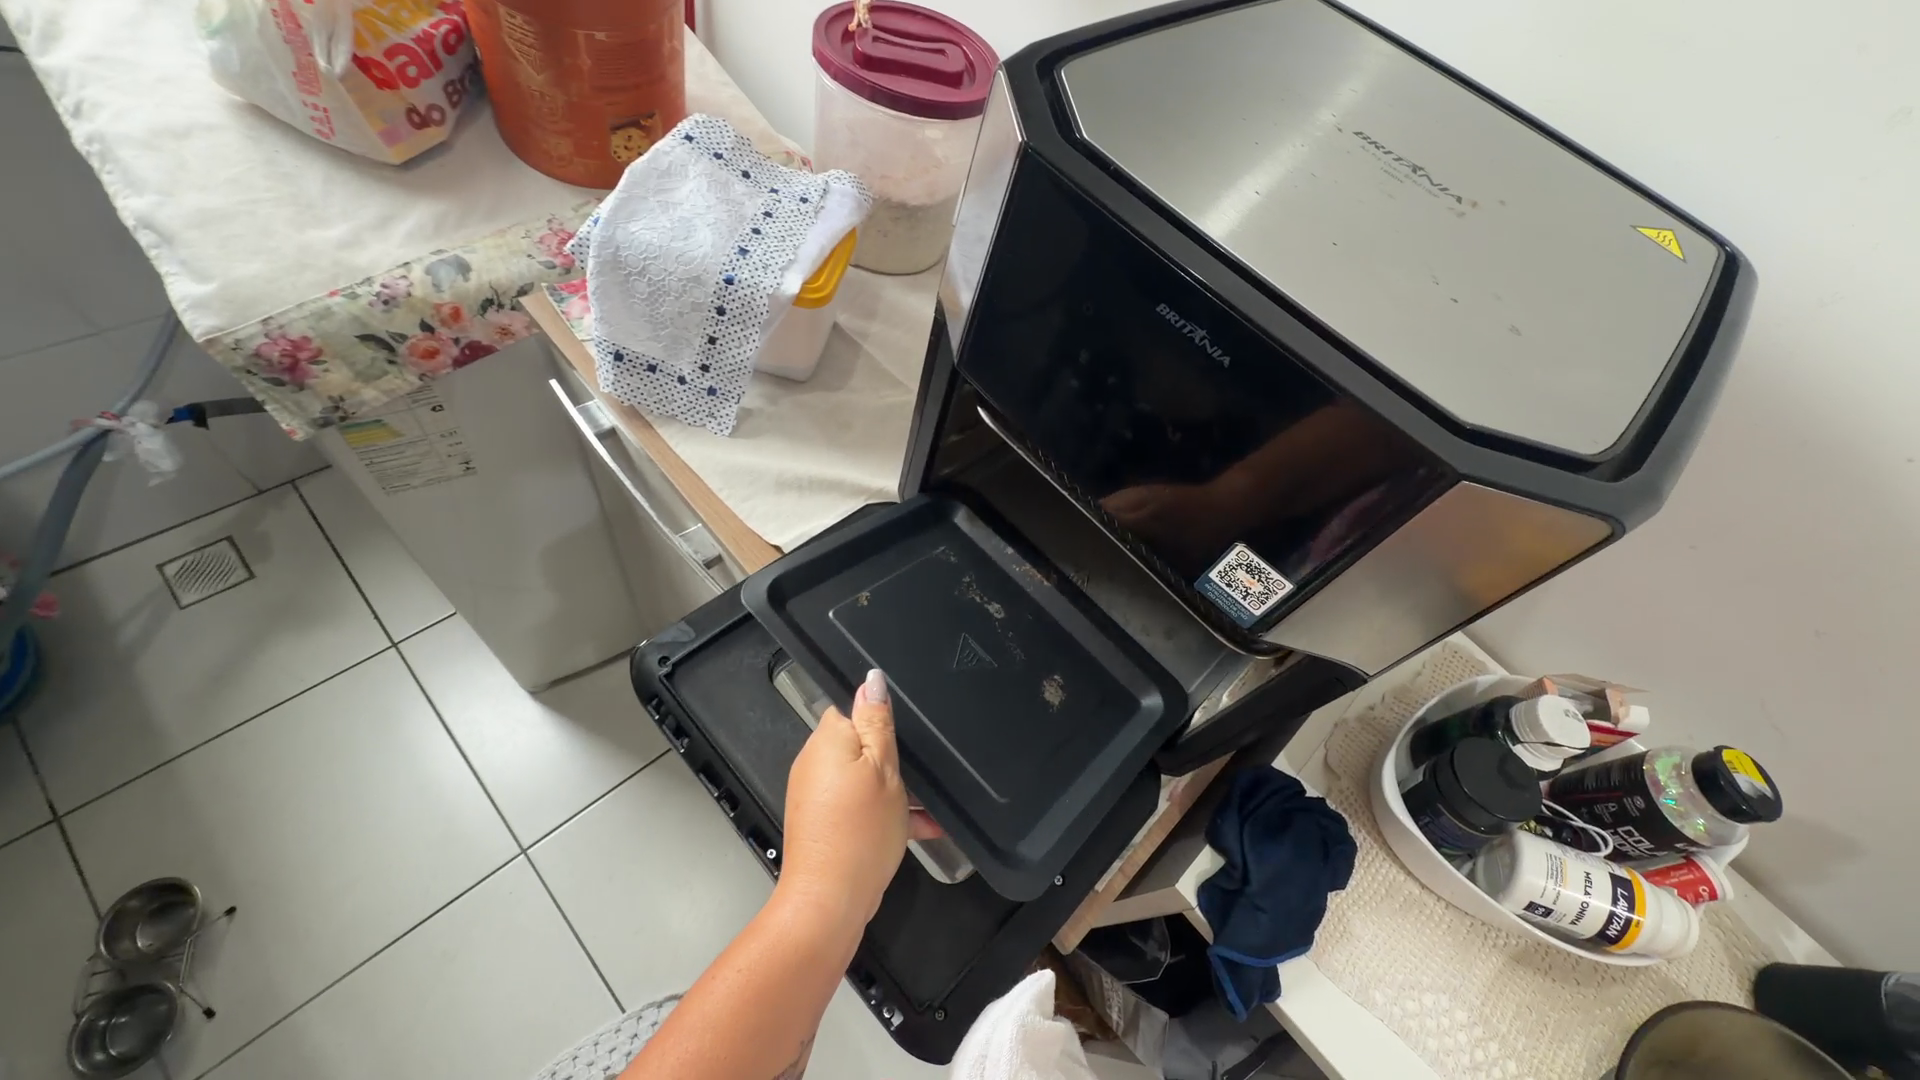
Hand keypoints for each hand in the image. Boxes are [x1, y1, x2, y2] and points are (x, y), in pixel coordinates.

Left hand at [780, 669, 940, 924]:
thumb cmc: (860, 831)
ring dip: (896, 790)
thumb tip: (872, 679)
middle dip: (893, 758)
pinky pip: (859, 805)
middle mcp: (815, 762)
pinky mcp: (823, 822)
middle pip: (860, 744)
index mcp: (827, 739)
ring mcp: (817, 794)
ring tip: (930, 809)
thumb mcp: (884, 770)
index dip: (883, 720)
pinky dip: (885, 813)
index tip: (908, 739)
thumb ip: (878, 722)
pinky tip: (922, 829)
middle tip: (923, 776)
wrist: (829, 902)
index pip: (853, 709)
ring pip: (864, 778)